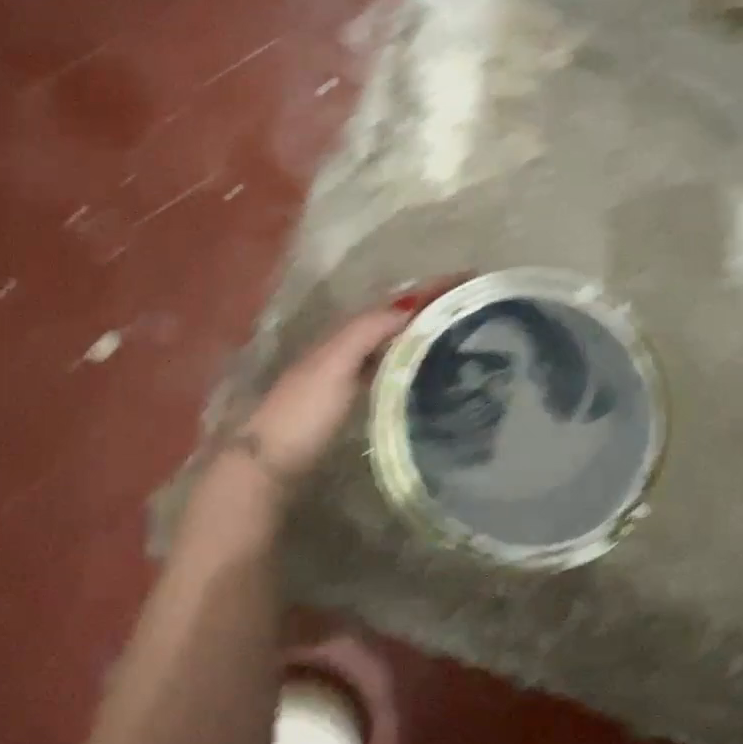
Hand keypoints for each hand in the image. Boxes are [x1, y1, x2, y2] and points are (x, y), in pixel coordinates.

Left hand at [228, 276, 466, 489]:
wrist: (267, 463)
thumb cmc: (303, 413)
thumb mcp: (335, 364)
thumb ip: (367, 330)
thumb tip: (412, 303)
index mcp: (344, 333)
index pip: (395, 302)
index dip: (430, 290)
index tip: (470, 279)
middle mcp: (346, 347)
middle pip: (395, 318)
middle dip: (433, 306)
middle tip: (475, 304)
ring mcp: (348, 374)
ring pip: (394, 342)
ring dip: (425, 331)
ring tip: (464, 331)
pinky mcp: (352, 401)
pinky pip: (391, 367)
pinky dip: (413, 358)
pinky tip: (430, 368)